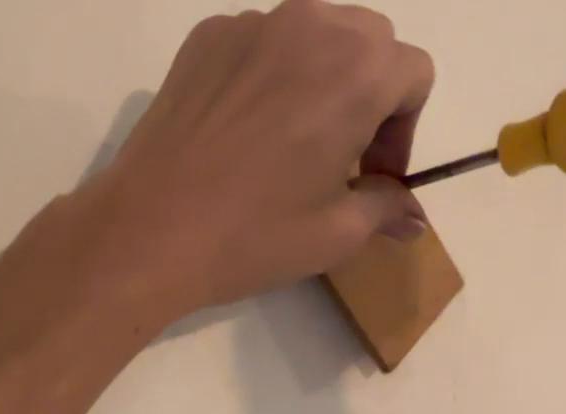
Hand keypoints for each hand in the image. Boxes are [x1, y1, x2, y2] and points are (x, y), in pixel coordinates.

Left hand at [78, 0, 434, 316]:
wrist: (150, 231)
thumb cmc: (254, 236)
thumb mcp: (335, 234)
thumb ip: (385, 209)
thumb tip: (413, 216)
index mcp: (357, 71)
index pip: (414, 74)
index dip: (405, 130)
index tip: (376, 177)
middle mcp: (311, 26)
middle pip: (368, 42)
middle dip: (371, 94)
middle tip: (343, 157)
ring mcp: (251, 25)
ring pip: (313, 34)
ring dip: (322, 79)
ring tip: (293, 143)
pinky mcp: (206, 40)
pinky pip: (260, 43)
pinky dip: (270, 76)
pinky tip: (246, 134)